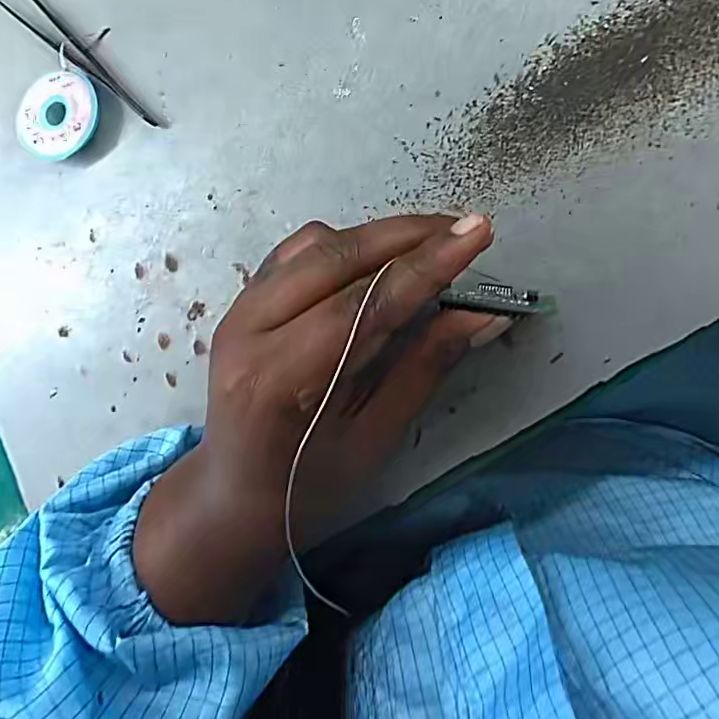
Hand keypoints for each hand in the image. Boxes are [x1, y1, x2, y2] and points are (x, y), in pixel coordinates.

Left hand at [132, 214, 504, 623]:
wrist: (234, 490)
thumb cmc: (308, 484)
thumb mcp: (375, 435)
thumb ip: (426, 365)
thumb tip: (484, 314)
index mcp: (279, 379)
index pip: (363, 303)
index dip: (426, 265)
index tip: (476, 233)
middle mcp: (249, 329)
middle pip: (338, 258)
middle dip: (409, 236)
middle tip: (465, 228)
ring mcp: (240, 306)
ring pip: (318, 243)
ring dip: (380, 236)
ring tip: (431, 243)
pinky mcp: (243, 295)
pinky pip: (299, 248)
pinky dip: (346, 242)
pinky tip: (378, 255)